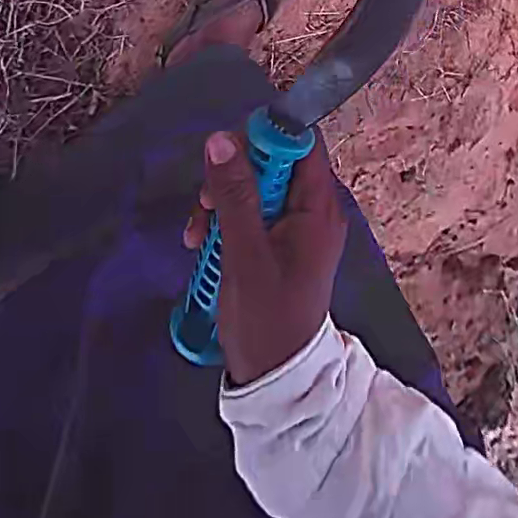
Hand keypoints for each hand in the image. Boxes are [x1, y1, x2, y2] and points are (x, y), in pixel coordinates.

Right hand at [184, 129, 346, 384]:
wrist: (277, 381)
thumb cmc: (267, 320)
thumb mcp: (246, 256)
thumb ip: (235, 195)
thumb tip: (220, 139)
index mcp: (319, 207)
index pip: (301, 143)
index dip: (266, 136)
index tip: (227, 150)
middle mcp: (312, 209)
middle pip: (273, 161)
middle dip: (234, 174)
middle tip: (207, 202)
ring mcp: (295, 225)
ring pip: (255, 185)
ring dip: (222, 200)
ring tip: (198, 233)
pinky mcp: (277, 241)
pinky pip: (251, 210)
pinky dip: (225, 219)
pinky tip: (202, 241)